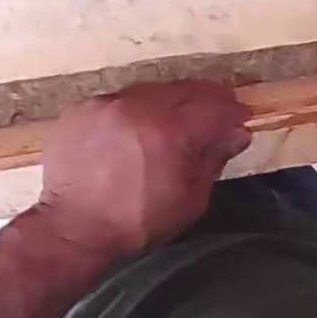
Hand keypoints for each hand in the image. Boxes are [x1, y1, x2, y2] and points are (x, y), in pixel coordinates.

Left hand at [35, 80, 253, 257]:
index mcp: (171, 132)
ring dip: (173, 99)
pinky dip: (138, 109)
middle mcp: (139, 107)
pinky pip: (120, 100)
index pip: (215, 108)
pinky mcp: (82, 109)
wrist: (73, 228)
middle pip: (185, 89)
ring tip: (182, 115)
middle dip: (209, 97)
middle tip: (222, 108)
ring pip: (151, 89)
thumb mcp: (189, 200)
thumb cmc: (138, 223)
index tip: (243, 117)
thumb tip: (237, 134)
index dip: (233, 111)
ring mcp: (107, 104)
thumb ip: (214, 160)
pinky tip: (142, 125)